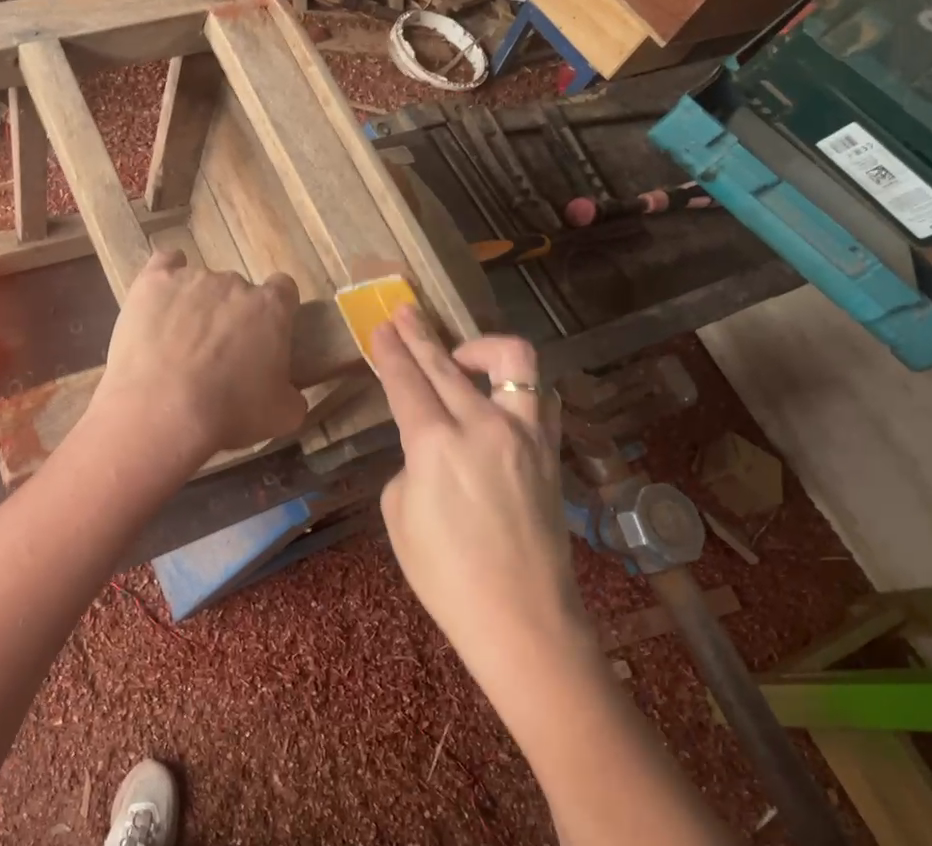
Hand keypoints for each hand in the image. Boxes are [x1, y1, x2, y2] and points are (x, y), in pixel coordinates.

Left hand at [91, 250, 306, 459]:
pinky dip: (165, 277)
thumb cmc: (229, 415)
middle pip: (238, 290)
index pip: (283, 290)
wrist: (162, 413)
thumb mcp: (282, 416)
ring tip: (178, 343)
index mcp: (271, 309)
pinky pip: (165, 264)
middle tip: (217, 353)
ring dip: (196, 305)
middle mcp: (234, 283)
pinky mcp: (152, 282)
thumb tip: (286, 390)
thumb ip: (291, 392)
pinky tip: (160, 299)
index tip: (263, 334)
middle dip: (231, 315)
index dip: (274, 311)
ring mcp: (191, 278)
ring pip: (200, 283)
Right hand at [372, 305, 585, 679]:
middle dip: (421, 336)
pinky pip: (538, 398)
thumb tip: (431, 452)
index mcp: (435, 444)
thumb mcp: (399, 514)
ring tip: (461, 355)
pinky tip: (500, 396)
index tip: (381, 327)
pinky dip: (517, 386)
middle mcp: (482, 426)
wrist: (521, 616)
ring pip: (512, 362)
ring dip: (481, 348)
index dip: (391, 352)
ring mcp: (525, 435)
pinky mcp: (550, 451)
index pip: (407, 381)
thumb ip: (411, 465)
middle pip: (447, 364)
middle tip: (405, 315)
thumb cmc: (444, 574)